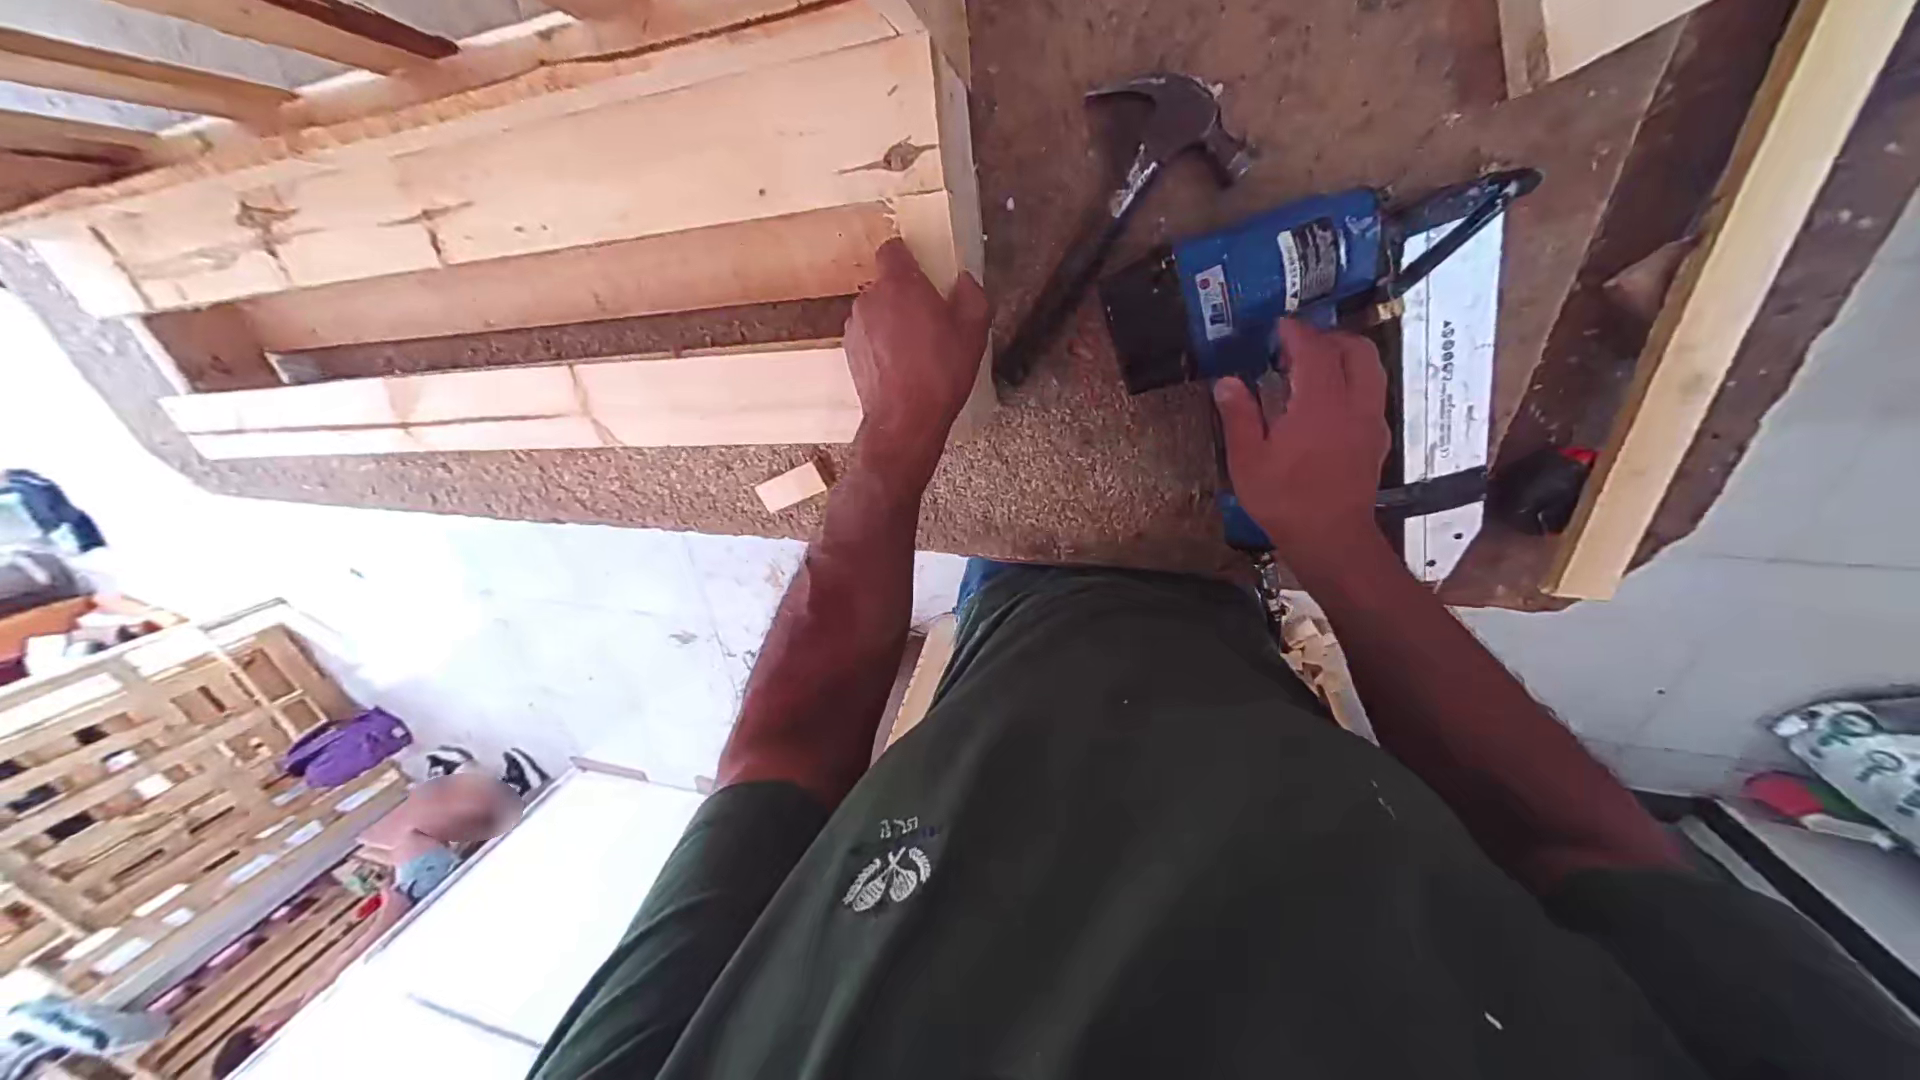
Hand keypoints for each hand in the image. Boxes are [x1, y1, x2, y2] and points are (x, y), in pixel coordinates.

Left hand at [844, 239, 990, 477]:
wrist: (906, 420)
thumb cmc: (940, 373)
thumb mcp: (973, 329)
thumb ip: (971, 293)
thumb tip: (964, 282)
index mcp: (899, 284)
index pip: (893, 249)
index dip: (909, 258)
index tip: (924, 273)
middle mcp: (870, 299)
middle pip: (886, 284)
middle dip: (905, 296)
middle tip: (931, 320)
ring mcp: (855, 327)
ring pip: (876, 313)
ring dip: (892, 322)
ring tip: (917, 350)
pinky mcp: (850, 353)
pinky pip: (869, 338)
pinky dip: (882, 346)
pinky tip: (902, 367)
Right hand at [1213, 320, 1390, 567]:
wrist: (1330, 537)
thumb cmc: (1284, 500)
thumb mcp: (1247, 459)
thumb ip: (1239, 415)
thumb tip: (1227, 383)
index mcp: (1319, 404)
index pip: (1315, 351)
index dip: (1296, 333)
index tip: (1278, 327)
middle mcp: (1354, 404)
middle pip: (1355, 349)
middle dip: (1327, 338)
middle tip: (1295, 346)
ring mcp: (1370, 420)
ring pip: (1370, 368)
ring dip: (1343, 357)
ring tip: (1310, 369)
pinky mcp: (1375, 437)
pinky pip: (1370, 391)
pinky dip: (1350, 380)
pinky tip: (1324, 402)